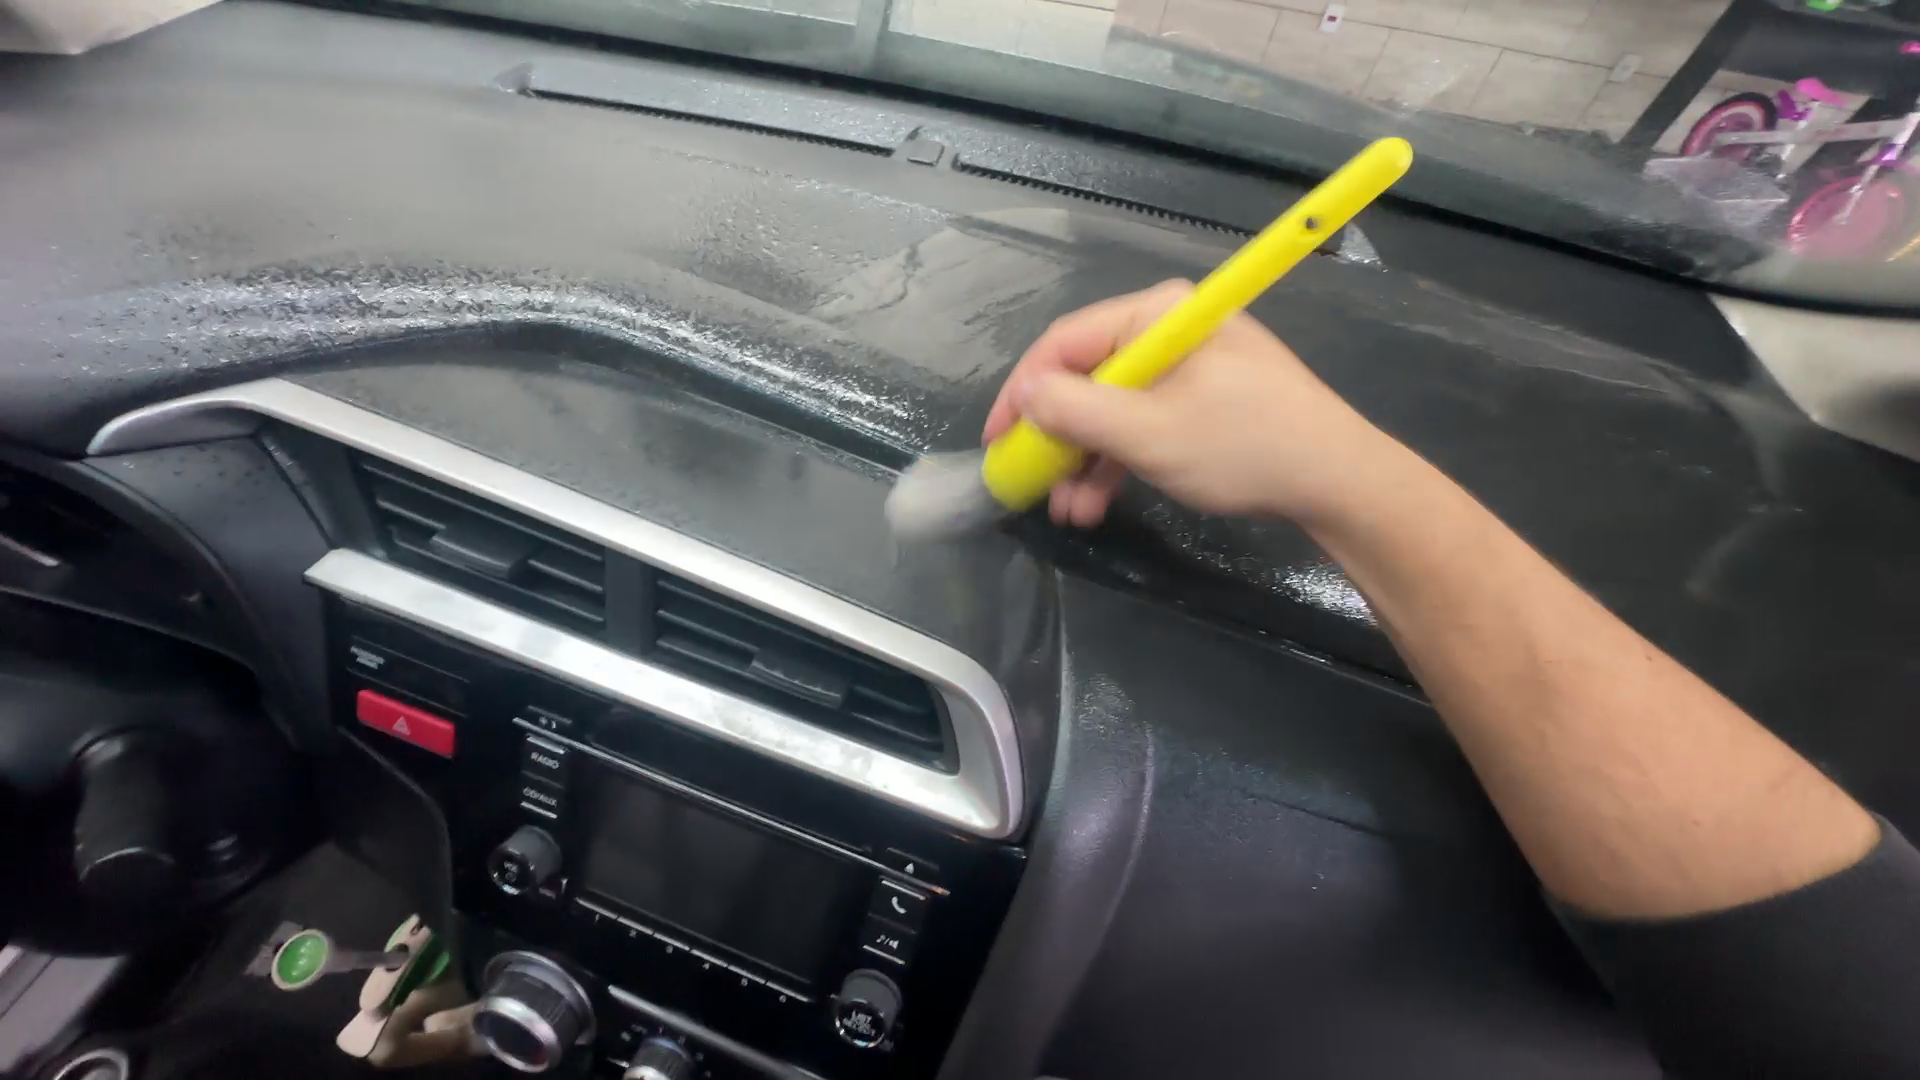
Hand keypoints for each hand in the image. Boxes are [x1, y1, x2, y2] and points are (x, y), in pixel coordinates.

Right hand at [982, 280, 1391, 527]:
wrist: (1336, 482)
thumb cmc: (1241, 446)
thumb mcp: (1146, 433)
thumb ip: (1074, 412)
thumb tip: (1024, 397)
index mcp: (1155, 316)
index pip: (1064, 344)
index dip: (1021, 394)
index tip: (996, 441)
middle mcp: (1166, 332)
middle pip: (1085, 380)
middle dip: (1055, 439)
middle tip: (1031, 484)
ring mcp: (1184, 369)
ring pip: (1109, 411)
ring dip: (1082, 462)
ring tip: (1068, 511)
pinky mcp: (1198, 402)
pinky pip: (1139, 425)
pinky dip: (1114, 462)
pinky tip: (1095, 502)